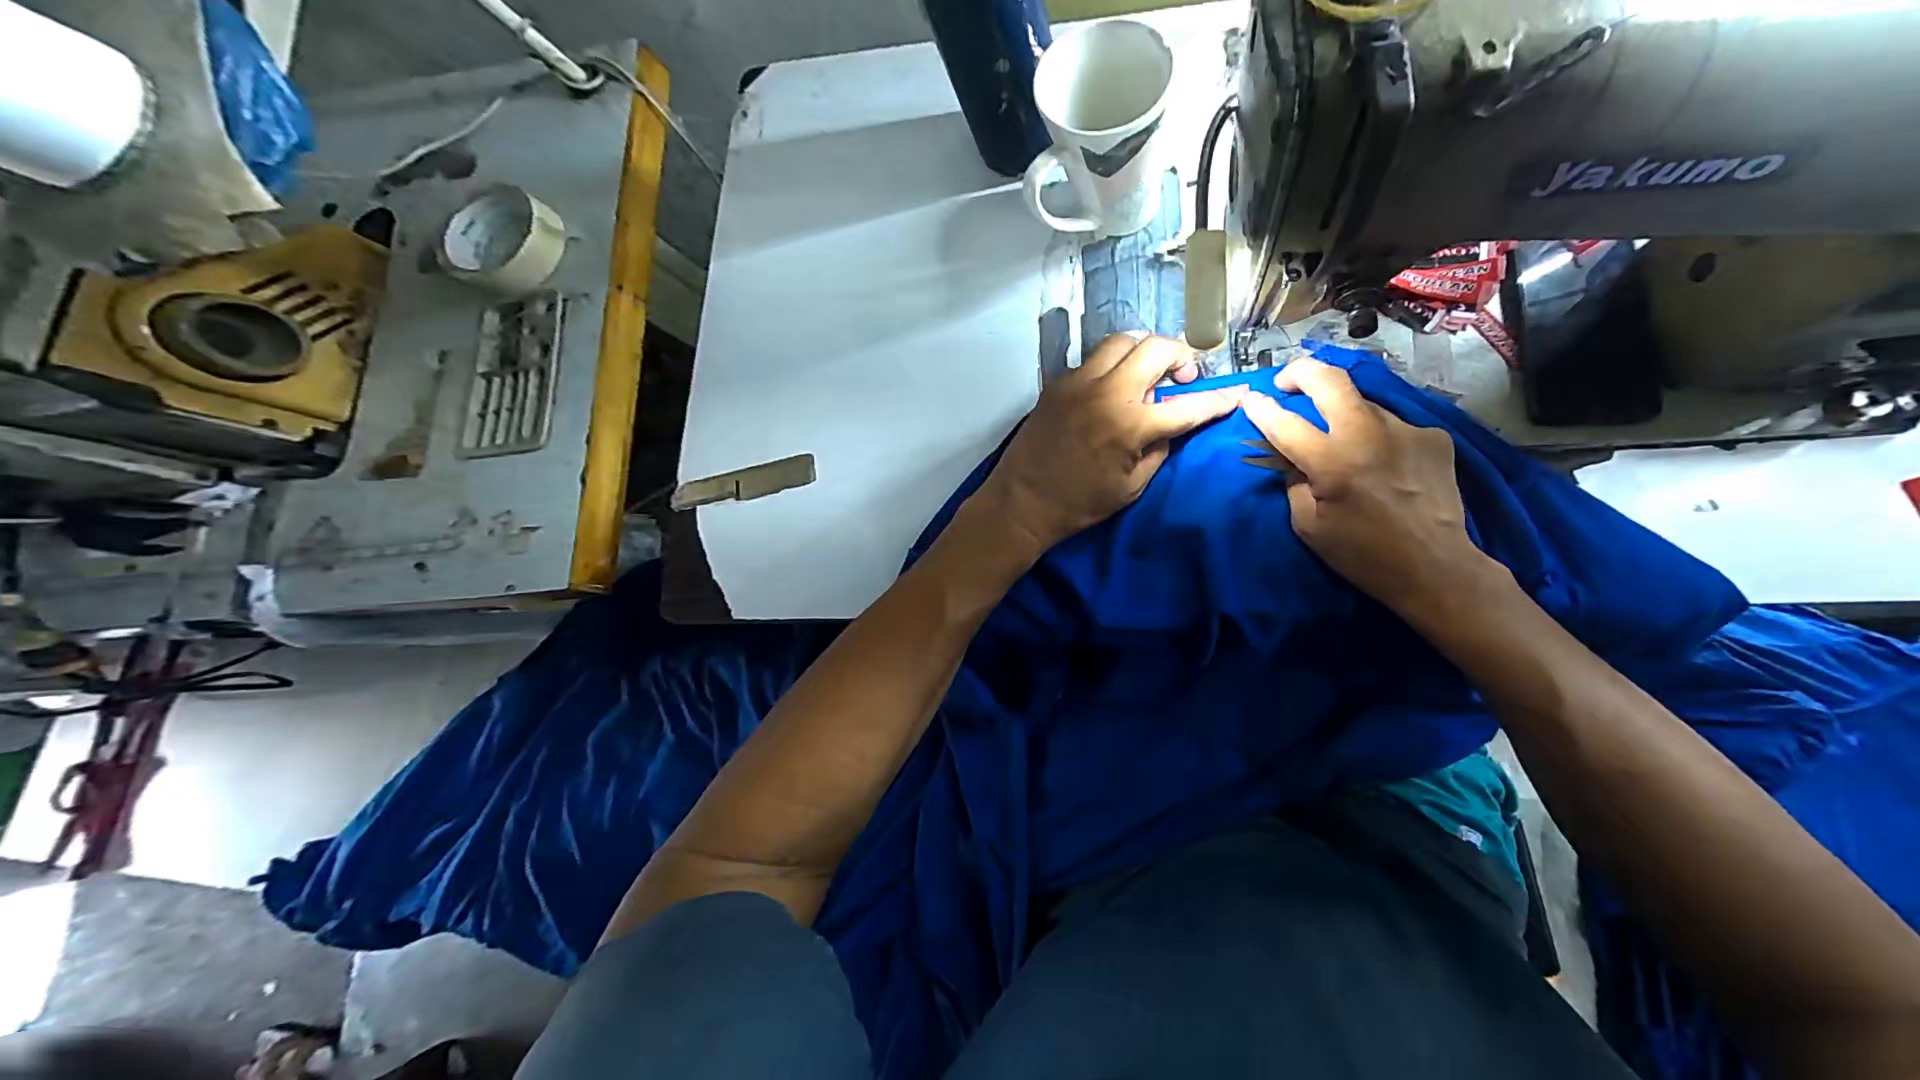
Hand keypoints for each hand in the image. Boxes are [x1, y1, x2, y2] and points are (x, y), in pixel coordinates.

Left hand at [975, 334, 1246, 555]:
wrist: (1022, 502)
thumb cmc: (1079, 504)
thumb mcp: (1132, 486)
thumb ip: (1160, 448)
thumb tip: (1173, 423)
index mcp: (1131, 425)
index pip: (1189, 405)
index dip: (1218, 399)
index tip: (1236, 394)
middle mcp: (1108, 392)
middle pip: (1156, 347)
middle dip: (1180, 356)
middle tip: (1183, 377)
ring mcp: (1079, 382)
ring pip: (1122, 341)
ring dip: (1144, 350)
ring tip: (1149, 372)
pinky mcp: (1058, 382)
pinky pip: (1093, 359)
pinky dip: (1111, 365)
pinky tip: (1112, 387)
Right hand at [1241, 357, 1492, 610]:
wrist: (1435, 567)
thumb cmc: (1362, 554)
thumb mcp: (1309, 525)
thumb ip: (1293, 482)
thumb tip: (1289, 457)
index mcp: (1333, 462)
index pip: (1285, 423)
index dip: (1261, 409)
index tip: (1249, 399)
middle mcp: (1369, 434)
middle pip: (1330, 381)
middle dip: (1301, 373)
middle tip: (1287, 382)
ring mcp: (1407, 430)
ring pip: (1362, 404)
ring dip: (1342, 413)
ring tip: (1339, 438)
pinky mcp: (1433, 436)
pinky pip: (1391, 426)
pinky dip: (1376, 437)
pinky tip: (1380, 462)